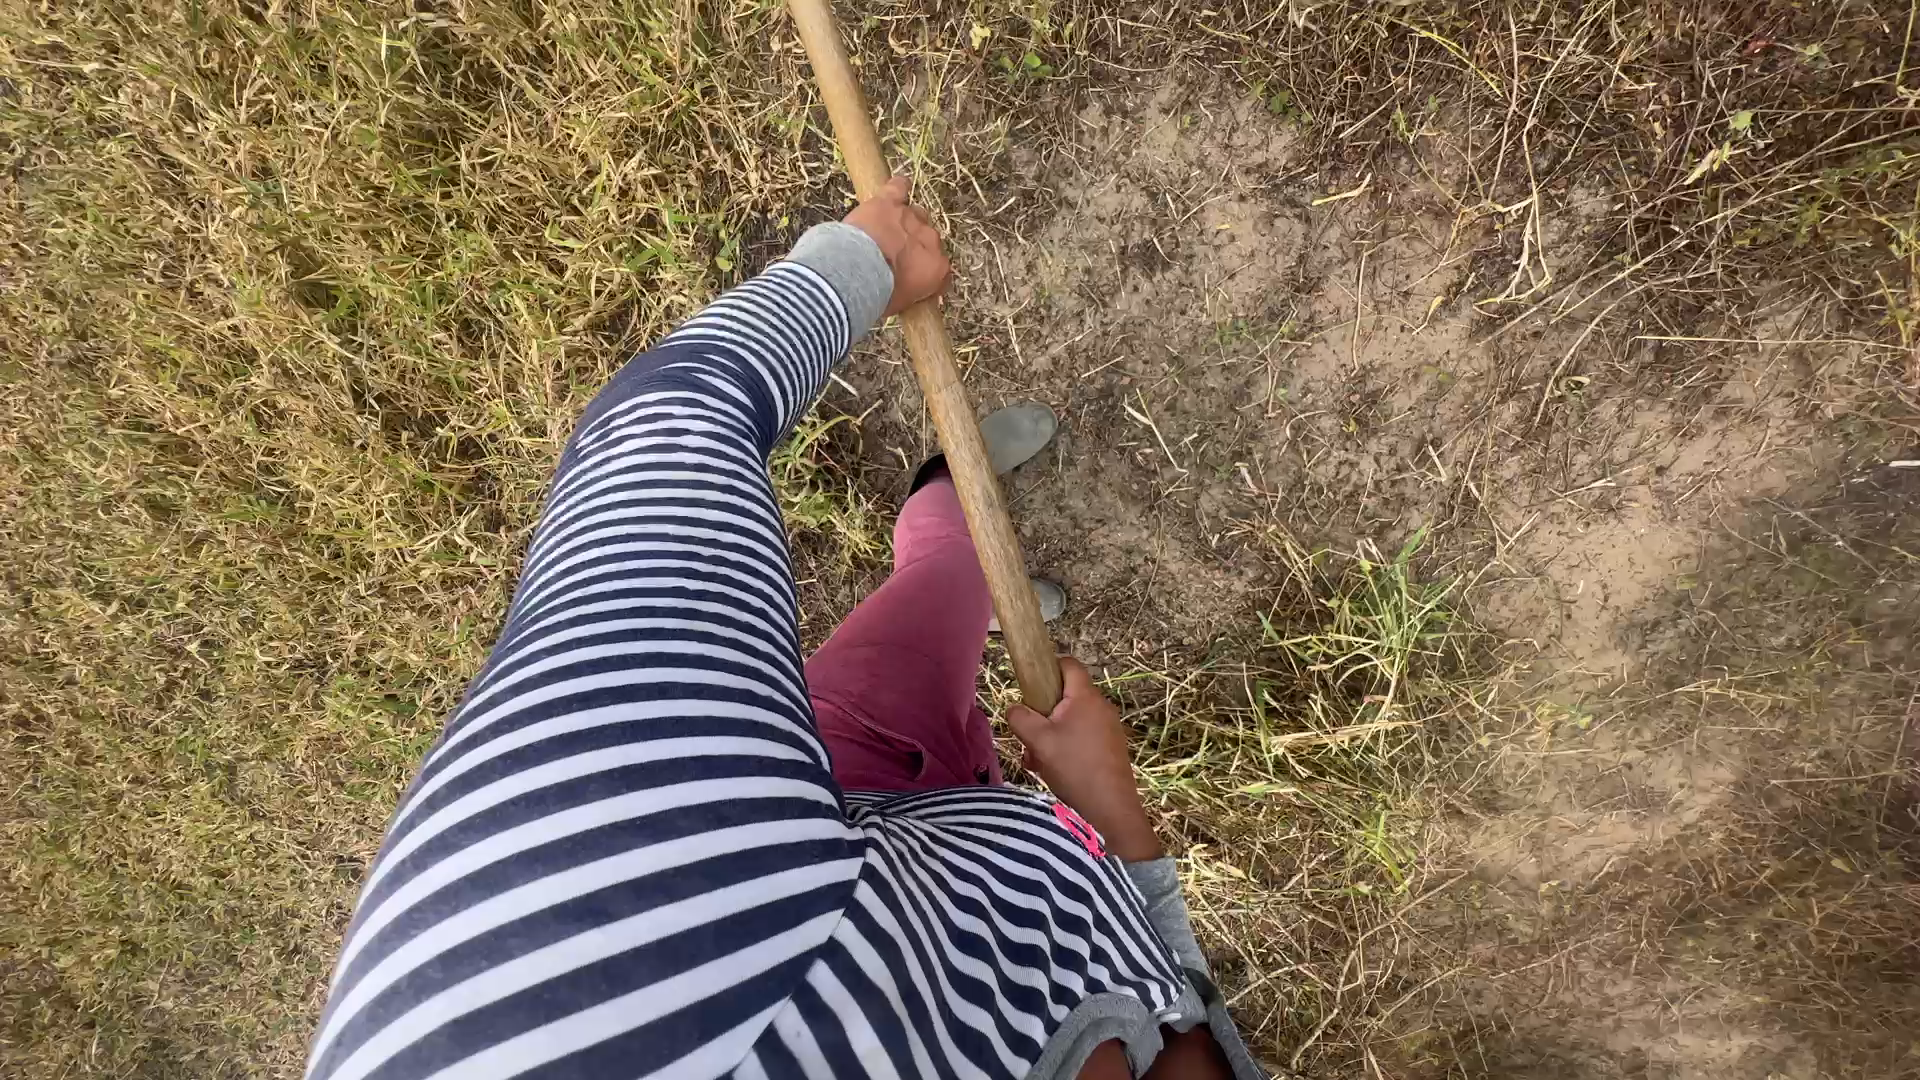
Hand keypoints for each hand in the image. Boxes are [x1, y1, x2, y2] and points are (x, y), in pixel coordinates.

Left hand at [841, 176, 949, 316]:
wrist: (857, 273)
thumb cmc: (878, 295)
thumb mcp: (899, 305)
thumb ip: (908, 294)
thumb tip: (904, 294)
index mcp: (937, 268)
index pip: (940, 269)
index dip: (926, 273)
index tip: (915, 278)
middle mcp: (930, 240)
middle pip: (928, 239)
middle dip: (915, 247)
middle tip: (895, 256)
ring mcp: (911, 218)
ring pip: (916, 214)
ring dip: (905, 222)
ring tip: (888, 231)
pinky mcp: (890, 202)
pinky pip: (899, 187)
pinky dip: (899, 187)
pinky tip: (897, 189)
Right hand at [1006, 657, 1163, 861]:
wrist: (1111, 810)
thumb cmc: (1074, 767)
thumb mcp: (1038, 740)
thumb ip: (1020, 717)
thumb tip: (1015, 709)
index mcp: (1085, 697)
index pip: (1067, 664)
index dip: (1047, 668)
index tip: (1031, 687)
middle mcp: (1101, 707)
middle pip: (1066, 696)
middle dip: (1043, 713)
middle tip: (1029, 736)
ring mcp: (1109, 728)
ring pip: (1071, 720)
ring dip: (1050, 735)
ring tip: (1037, 761)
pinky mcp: (1111, 748)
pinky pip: (1081, 737)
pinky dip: (1065, 748)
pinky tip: (1053, 771)